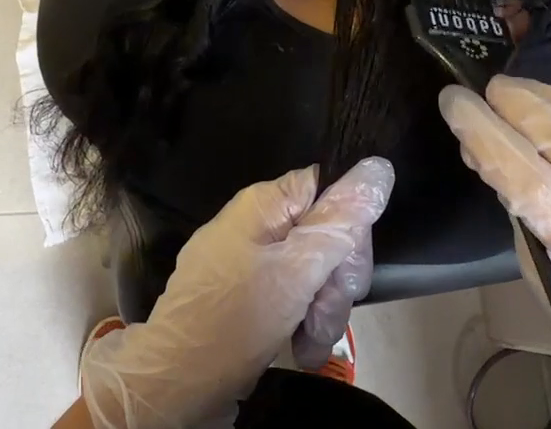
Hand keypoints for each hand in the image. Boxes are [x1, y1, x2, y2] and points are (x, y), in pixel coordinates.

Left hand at [79, 158, 393, 428]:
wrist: (172, 384)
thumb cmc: (235, 320)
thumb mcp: (297, 272)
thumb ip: (339, 223)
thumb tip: (378, 168)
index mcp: (264, 203)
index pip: (330, 192)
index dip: (349, 231)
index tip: (348, 270)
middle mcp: (256, 222)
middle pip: (322, 233)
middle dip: (334, 280)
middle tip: (325, 316)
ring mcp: (247, 259)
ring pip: (310, 269)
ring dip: (321, 308)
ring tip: (311, 342)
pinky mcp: (244, 292)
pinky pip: (288, 291)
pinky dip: (300, 318)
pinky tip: (301, 347)